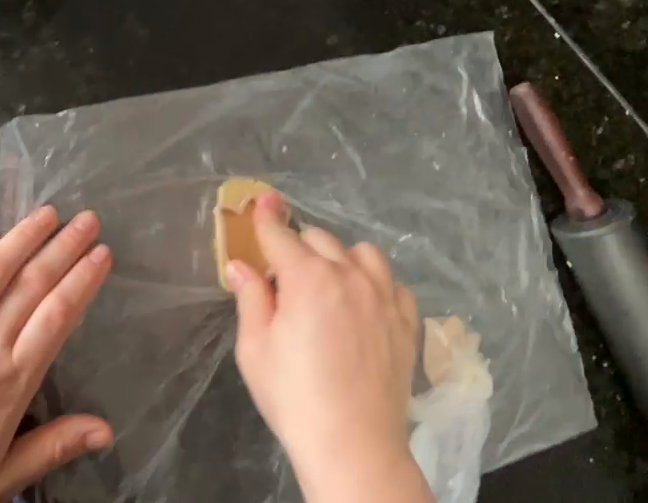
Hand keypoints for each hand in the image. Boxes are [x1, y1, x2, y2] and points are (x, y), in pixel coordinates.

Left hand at [0, 207, 113, 502]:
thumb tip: (106, 429)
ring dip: (24, 236)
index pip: (56, 317)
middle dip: (65, 248)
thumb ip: (52, 447)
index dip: (82, 281)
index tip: (102, 254)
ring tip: (48, 212)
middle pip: (32, 284)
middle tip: (88, 219)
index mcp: (10, 381)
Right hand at [227, 191, 429, 502]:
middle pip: (319, 238)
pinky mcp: (406, 321)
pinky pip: (393, 282)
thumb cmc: (294, 398)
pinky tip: (365, 304)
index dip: (267, 217)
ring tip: (330, 283)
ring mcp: (383, 296)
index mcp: (307, 277)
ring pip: (361, 252)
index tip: (263, 200)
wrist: (354, 446)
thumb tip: (241, 266)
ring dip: (341, 257)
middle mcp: (348, 275)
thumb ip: (250, 299)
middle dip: (298, 247)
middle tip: (285, 277)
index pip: (281, 234)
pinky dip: (376, 283)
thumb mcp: (255, 350)